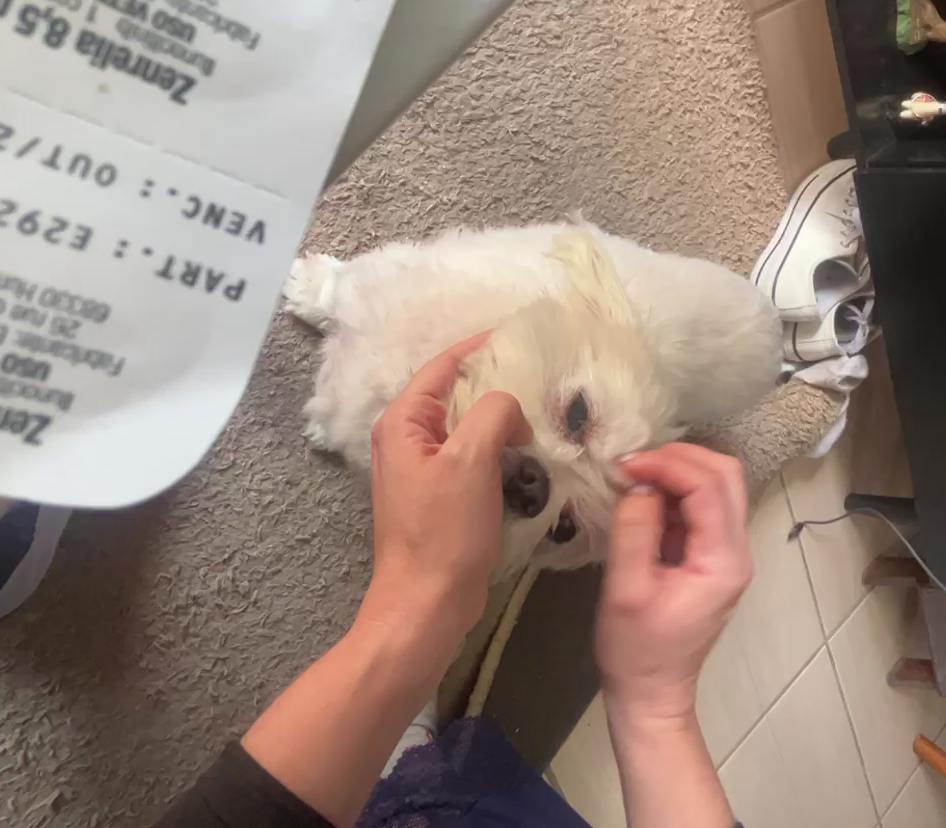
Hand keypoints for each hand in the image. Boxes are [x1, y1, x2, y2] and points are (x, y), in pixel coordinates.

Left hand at [361, 332, 530, 649]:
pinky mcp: (442, 493)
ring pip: (468, 426)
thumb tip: (511, 408)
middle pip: (456, 394)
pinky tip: (529, 452)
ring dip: (502, 419)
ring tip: (542, 411)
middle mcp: (408, 438)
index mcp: (404, 422)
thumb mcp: (471, 460)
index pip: (443, 366)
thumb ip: (493, 413)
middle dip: (496, 384)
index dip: (480, 347)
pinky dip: (500, 448)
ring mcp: (424, 468)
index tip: (520, 338)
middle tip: (541, 376)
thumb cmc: (445, 530)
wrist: (427, 606)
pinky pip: (474, 455)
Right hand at [596, 444, 752, 727]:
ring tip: (635, 475)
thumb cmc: (635, 650)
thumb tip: (640, 482)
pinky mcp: (711, 553)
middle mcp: (736, 550)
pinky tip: (643, 495)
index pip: (708, 487)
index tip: (624, 466)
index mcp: (723, 561)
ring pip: (718, 484)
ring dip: (678, 469)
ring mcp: (728, 551)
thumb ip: (634, 529)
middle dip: (680, 456)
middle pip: (725, 475)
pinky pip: (703, 503)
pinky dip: (675, 488)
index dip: (667, 464)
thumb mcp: (625, 590)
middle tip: (634, 463)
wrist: (650, 694)